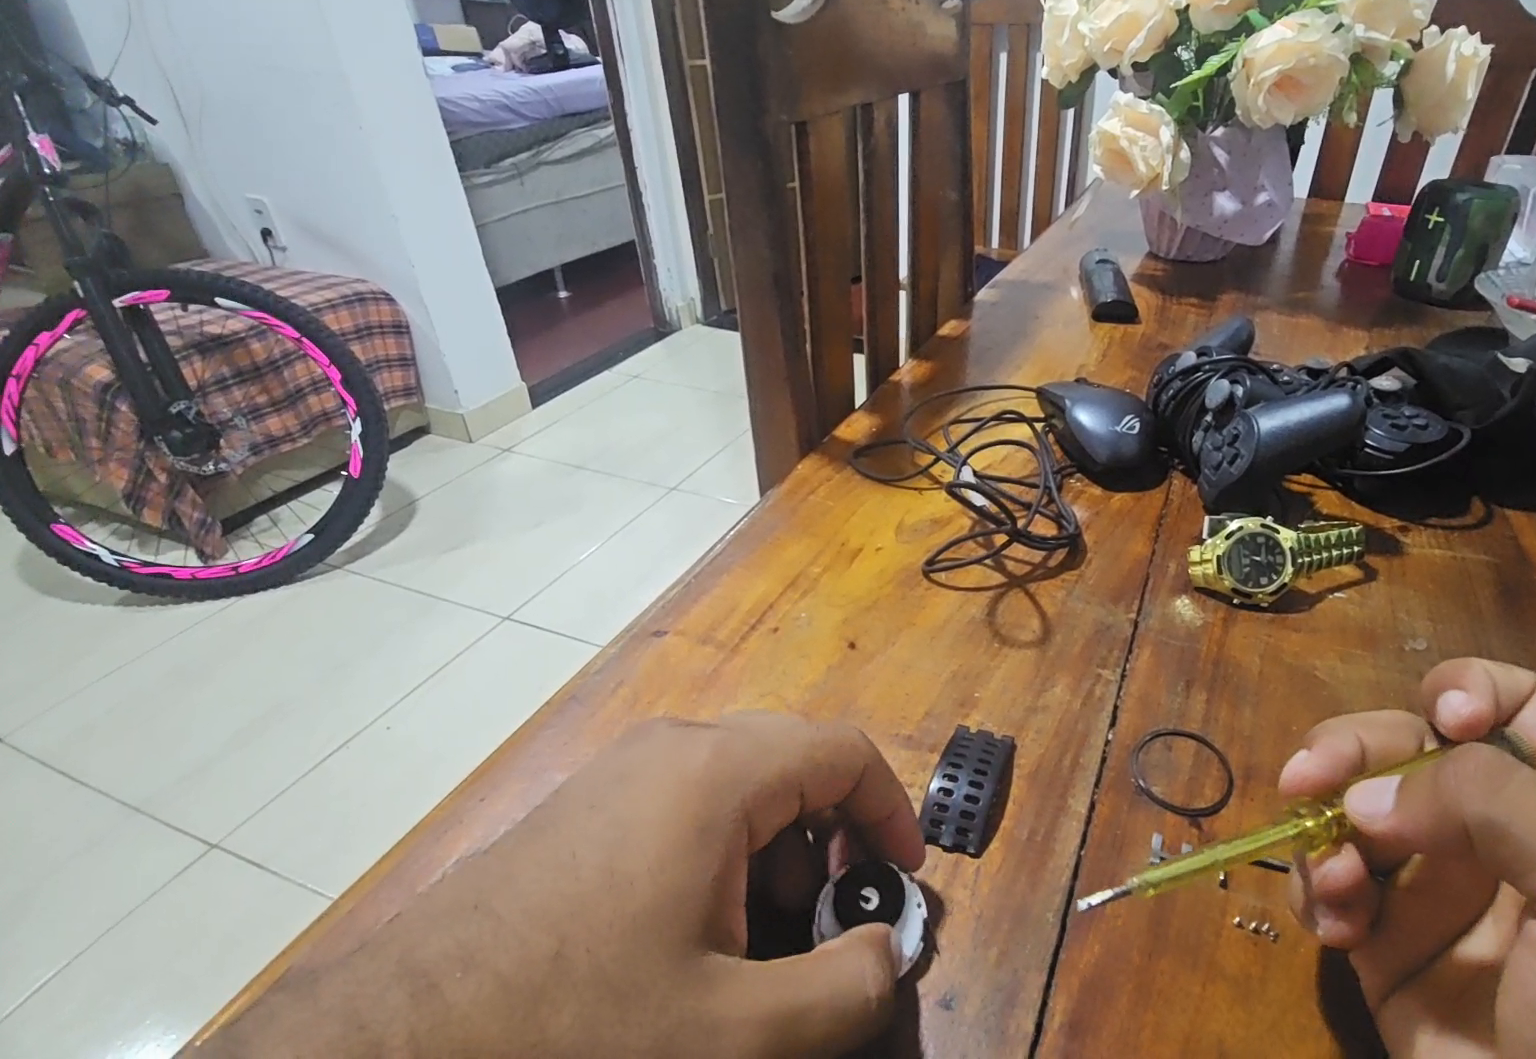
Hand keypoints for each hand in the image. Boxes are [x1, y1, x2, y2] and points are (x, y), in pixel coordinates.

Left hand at [194, 713, 925, 1058]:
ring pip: (741, 778)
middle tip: (836, 911)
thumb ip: (845, 991)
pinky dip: (728, 845)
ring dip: (781, 839)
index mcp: (716, 775)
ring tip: (768, 927)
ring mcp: (621, 771)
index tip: (903, 877)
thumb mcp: (731, 1032)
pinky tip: (700, 924)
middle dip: (836, 828)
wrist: (390, 1045)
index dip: (891, 808)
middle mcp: (671, 748)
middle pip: (794, 756)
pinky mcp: (587, 805)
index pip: (843, 751)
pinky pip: (688, 799)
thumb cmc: (576, 1026)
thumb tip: (892, 952)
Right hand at [1278, 658, 1535, 1058]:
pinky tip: (1333, 926)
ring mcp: (1427, 881)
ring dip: (1318, 824)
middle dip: (1348, 746)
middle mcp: (1490, 830)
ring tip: (1333, 880)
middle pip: (1401, 739)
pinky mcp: (1375, 936)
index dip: (1465, 690)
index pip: (1511, 703)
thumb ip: (1506, 807)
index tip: (1439, 720)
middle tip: (1306, 778)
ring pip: (1346, 803)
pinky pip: (1321, 881)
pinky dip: (1310, 888)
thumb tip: (1365, 796)